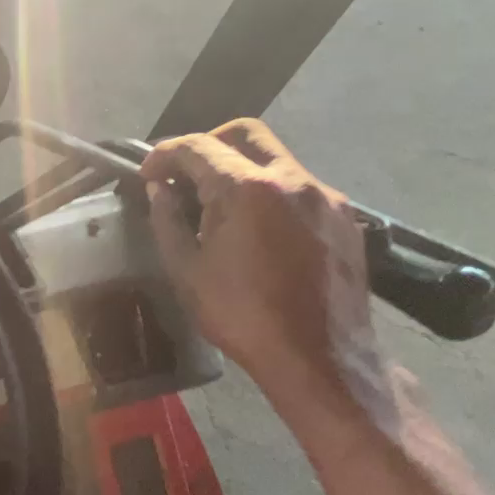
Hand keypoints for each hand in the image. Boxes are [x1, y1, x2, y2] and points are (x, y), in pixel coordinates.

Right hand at [139, 119, 385, 423]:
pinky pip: (299, 187)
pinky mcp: (346, 219)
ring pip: (276, 158)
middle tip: (185, 174)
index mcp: (247, 190)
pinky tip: (257, 227)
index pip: (197, 147)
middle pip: (245, 133)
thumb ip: (168, 220)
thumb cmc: (243, 316)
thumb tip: (159, 190)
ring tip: (219, 204)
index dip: (164, 154)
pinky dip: (270, 191)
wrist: (322, 361)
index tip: (148, 174)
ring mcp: (325, 197)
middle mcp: (292, 180)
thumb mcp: (187, 269)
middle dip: (208, 144)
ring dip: (241, 168)